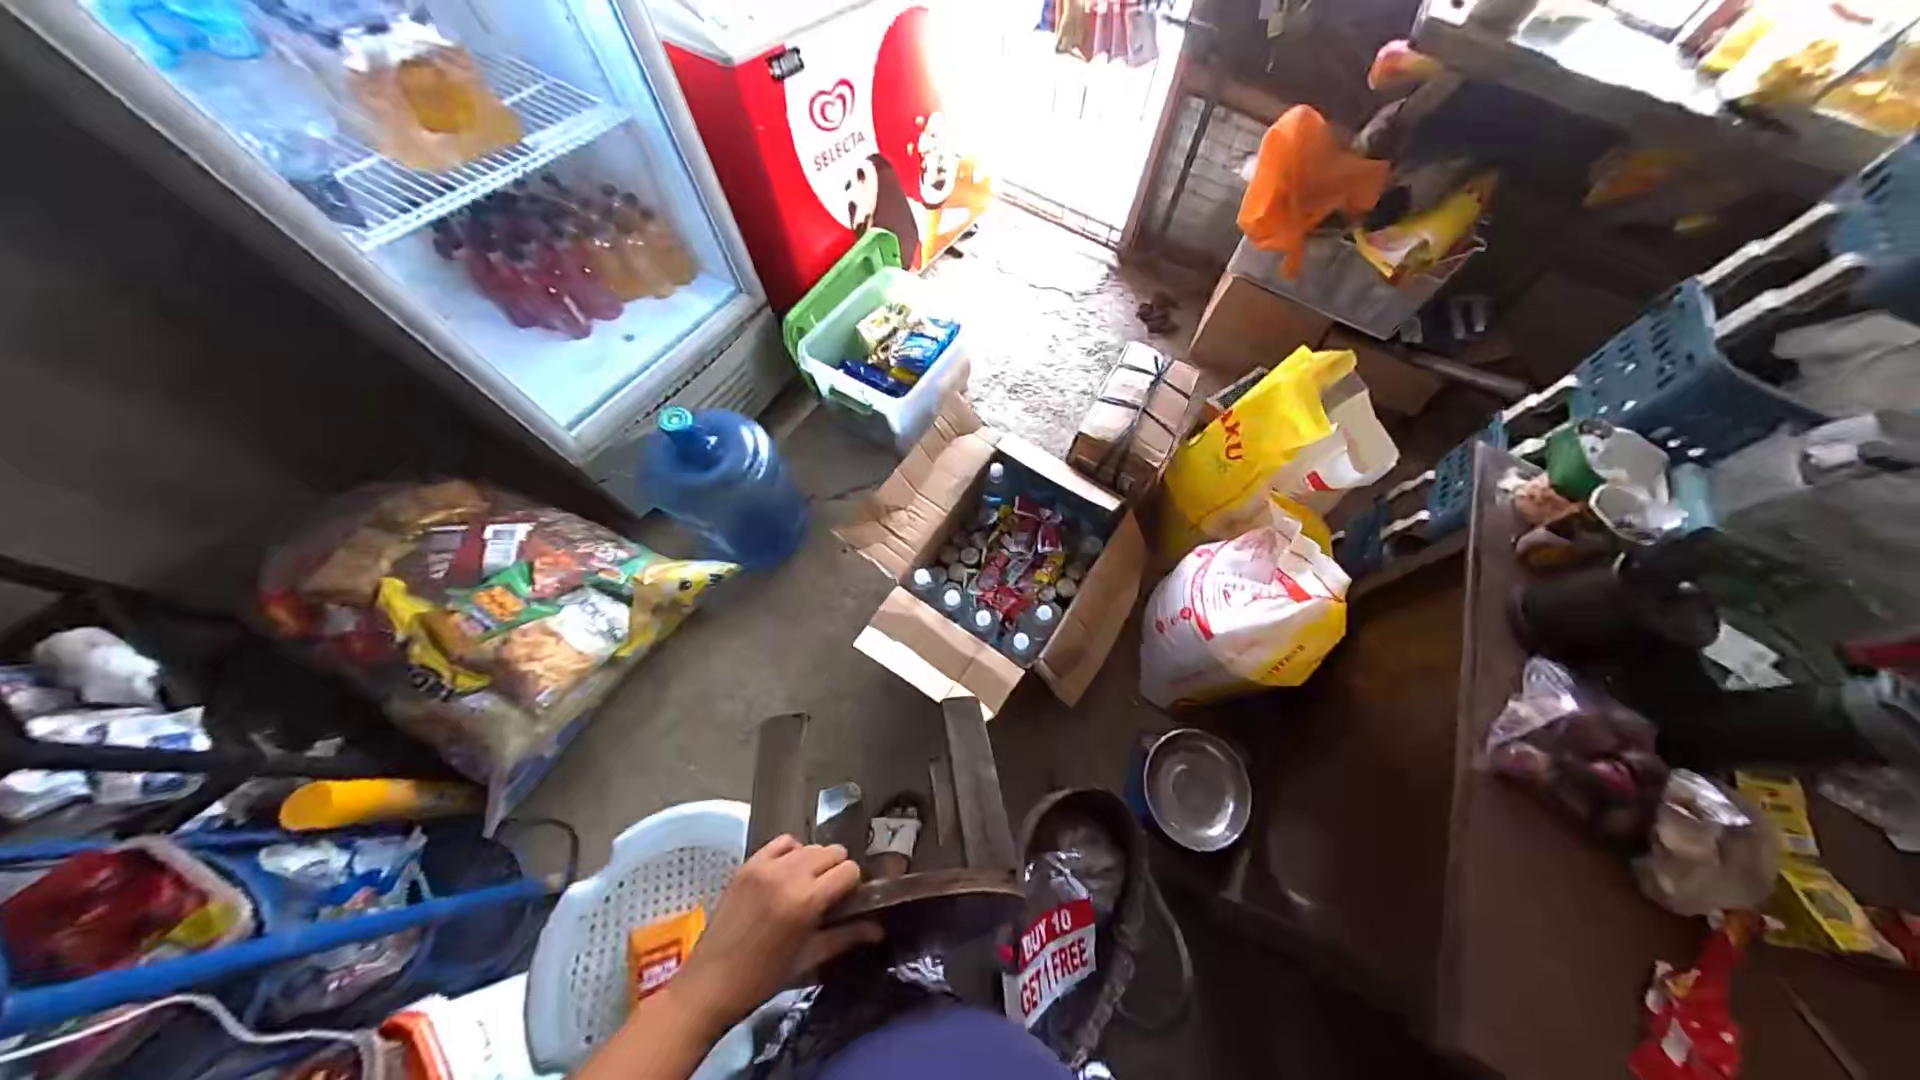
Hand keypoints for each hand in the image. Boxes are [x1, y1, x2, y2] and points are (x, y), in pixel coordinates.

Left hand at [664, 835, 882, 1038]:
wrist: (709, 985)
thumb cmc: (762, 980)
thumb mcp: (808, 959)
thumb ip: (845, 937)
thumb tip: (878, 930)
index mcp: (807, 901)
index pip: (849, 870)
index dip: (853, 885)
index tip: (846, 901)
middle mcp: (789, 875)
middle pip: (833, 852)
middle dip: (837, 870)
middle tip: (828, 895)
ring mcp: (766, 866)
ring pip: (810, 846)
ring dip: (816, 862)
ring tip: (806, 886)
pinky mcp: (748, 863)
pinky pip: (783, 842)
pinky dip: (792, 852)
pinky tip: (788, 873)